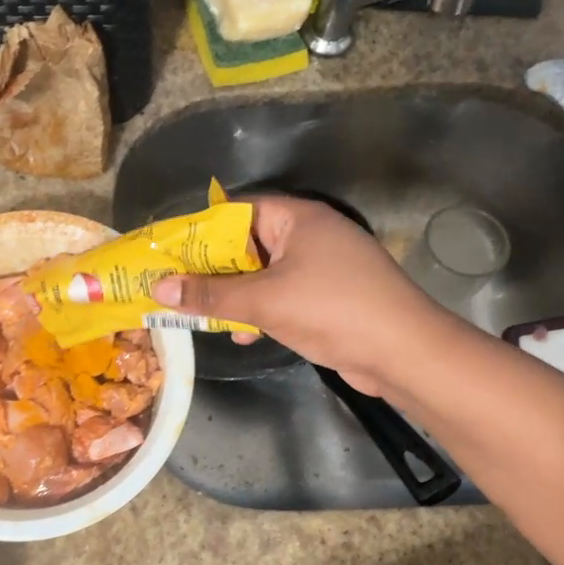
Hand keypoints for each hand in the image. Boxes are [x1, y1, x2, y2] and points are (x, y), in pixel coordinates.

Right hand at [153, 195, 451, 396]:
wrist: (406, 353)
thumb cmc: (333, 310)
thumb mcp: (265, 302)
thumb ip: (210, 293)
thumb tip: (157, 285)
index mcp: (296, 218)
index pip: (235, 211)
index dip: (199, 231)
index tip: (166, 254)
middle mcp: (309, 235)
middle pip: (247, 244)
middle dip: (212, 269)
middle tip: (173, 288)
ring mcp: (322, 267)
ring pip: (263, 274)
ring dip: (234, 295)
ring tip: (200, 316)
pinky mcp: (329, 298)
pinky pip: (282, 296)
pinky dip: (261, 311)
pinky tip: (244, 335)